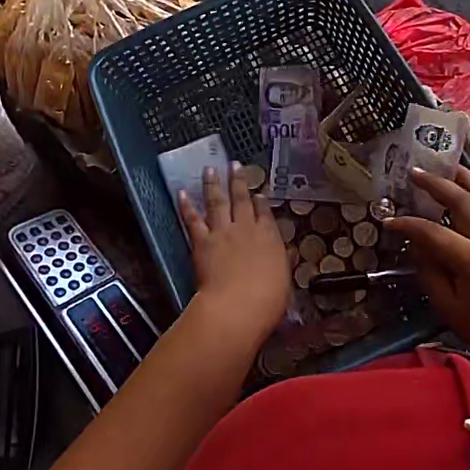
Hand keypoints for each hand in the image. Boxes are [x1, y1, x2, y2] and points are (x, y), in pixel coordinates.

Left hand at [178, 163, 289, 343]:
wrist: (240, 305)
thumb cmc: (269, 299)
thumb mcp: (285, 280)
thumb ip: (283, 263)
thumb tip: (287, 255)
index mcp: (270, 237)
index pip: (265, 213)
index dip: (260, 201)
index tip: (257, 192)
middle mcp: (247, 228)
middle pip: (241, 200)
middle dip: (238, 181)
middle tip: (235, 165)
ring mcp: (223, 232)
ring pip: (217, 202)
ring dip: (213, 184)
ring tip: (209, 169)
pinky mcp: (202, 241)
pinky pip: (193, 219)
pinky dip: (187, 205)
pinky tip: (182, 193)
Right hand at [382, 168, 469, 362]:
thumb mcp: (451, 309)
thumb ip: (430, 275)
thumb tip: (417, 249)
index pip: (433, 233)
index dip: (408, 225)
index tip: (390, 222)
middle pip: (461, 201)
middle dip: (435, 184)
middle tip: (414, 172)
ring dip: (464, 178)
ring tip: (447, 166)